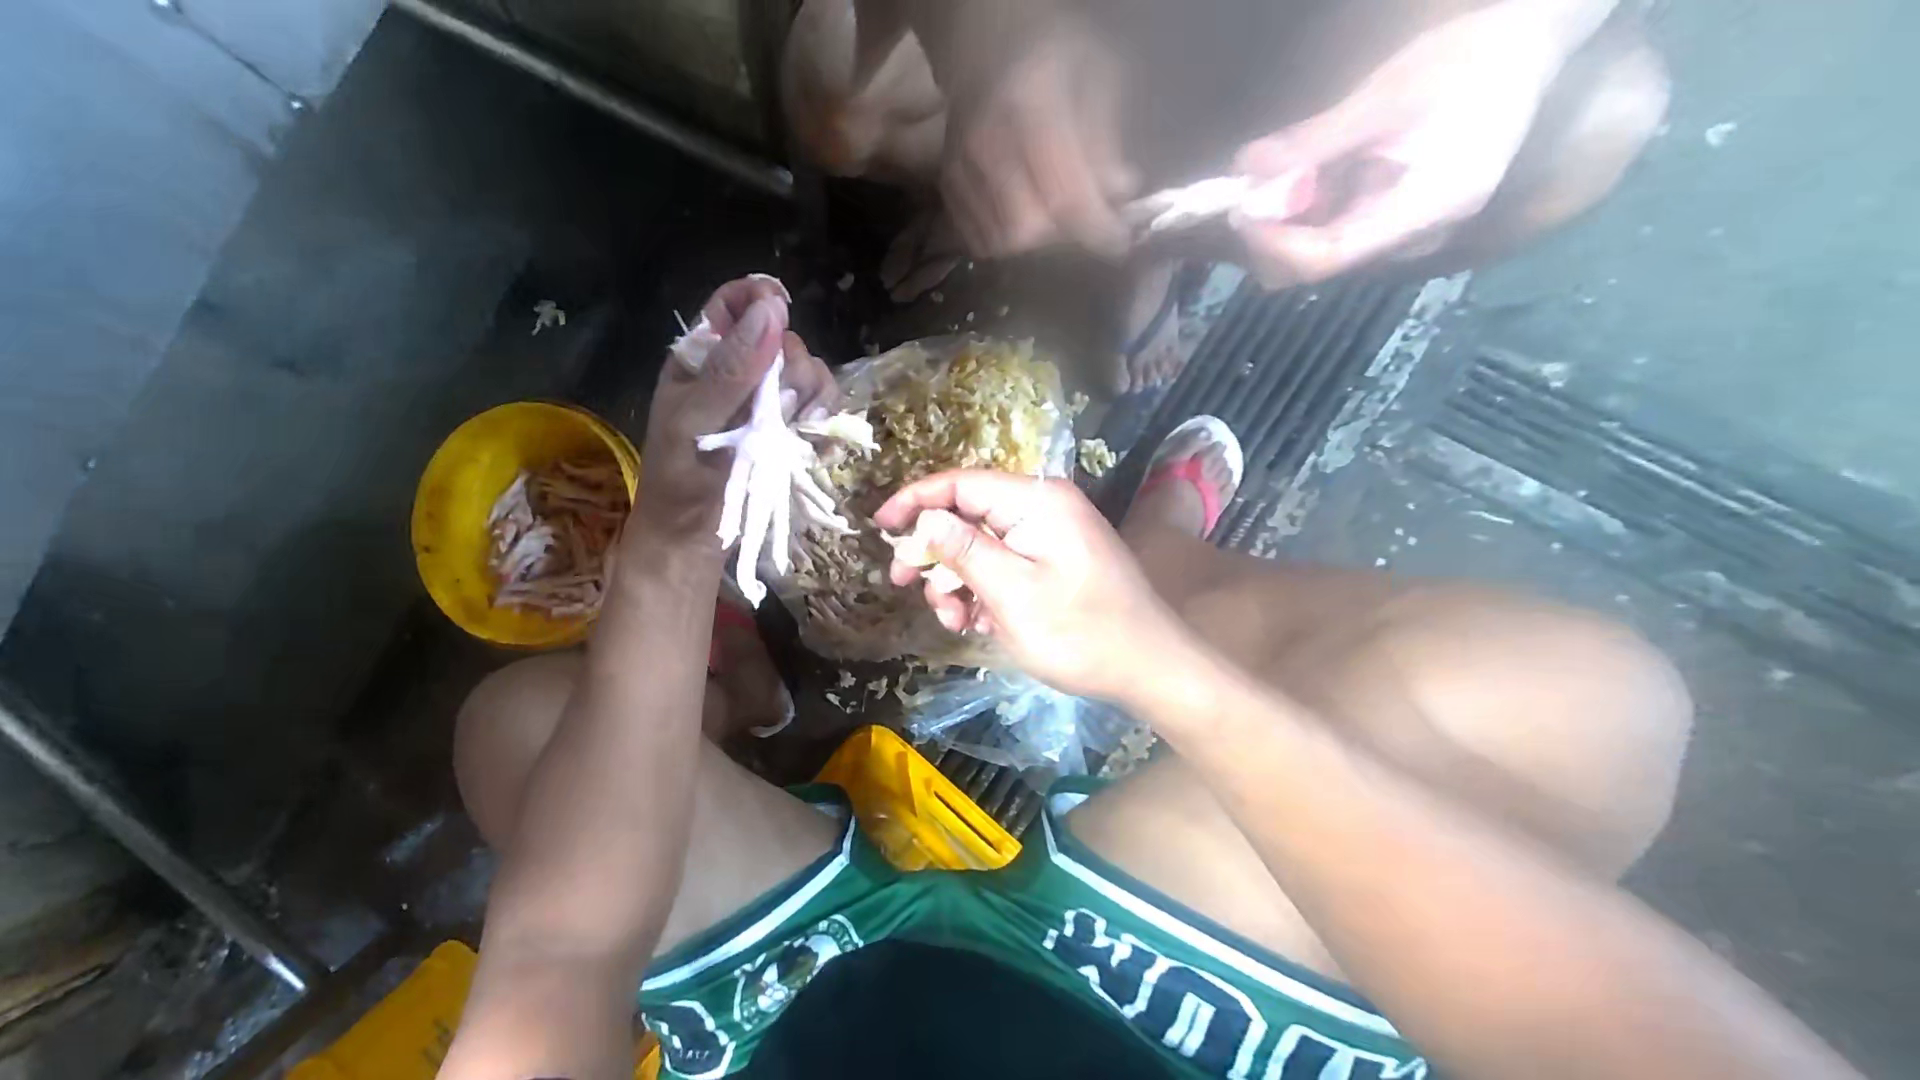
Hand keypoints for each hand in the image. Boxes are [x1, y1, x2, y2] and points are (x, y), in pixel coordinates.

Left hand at [630, 278, 836, 550]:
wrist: (693, 540)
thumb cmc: (679, 479)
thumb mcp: (693, 420)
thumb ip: (731, 367)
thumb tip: (773, 309)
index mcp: (704, 358)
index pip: (735, 304)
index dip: (761, 298)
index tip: (782, 312)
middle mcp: (741, 374)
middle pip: (785, 339)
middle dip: (791, 366)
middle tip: (780, 404)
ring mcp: (769, 404)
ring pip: (811, 374)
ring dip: (813, 397)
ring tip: (798, 429)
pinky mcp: (792, 433)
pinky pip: (824, 411)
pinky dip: (825, 424)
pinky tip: (813, 445)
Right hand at [873, 471, 1191, 700]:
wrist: (1149, 668)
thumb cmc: (1080, 632)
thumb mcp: (1012, 594)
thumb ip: (964, 551)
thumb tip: (924, 520)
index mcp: (1037, 501)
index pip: (961, 483)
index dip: (916, 501)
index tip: (880, 527)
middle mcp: (1043, 508)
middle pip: (968, 515)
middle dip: (935, 553)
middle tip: (906, 586)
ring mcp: (1050, 536)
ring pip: (981, 546)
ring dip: (958, 581)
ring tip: (956, 620)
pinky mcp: (1053, 562)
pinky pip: (1004, 565)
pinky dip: (984, 591)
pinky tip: (980, 623)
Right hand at [937, 15, 1135, 258]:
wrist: (983, 37)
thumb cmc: (1051, 52)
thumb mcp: (1098, 74)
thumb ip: (1107, 140)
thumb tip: (1117, 194)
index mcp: (1029, 104)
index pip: (1063, 193)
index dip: (1096, 229)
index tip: (1120, 242)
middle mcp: (986, 142)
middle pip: (1026, 229)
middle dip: (1061, 235)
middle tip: (1081, 217)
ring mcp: (960, 167)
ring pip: (1002, 242)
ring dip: (1035, 241)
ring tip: (1053, 213)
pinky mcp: (947, 186)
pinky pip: (980, 241)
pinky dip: (1008, 240)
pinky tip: (1025, 214)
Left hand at [1231, 0, 1587, 285]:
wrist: (1525, 51)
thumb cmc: (1468, 62)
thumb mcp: (1386, 96)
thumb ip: (1315, 140)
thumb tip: (1246, 167)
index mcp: (1428, 209)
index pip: (1327, 258)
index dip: (1274, 241)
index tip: (1242, 208)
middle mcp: (1414, 240)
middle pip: (1317, 264)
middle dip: (1273, 233)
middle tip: (1250, 189)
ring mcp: (1403, 237)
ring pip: (1319, 253)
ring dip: (1286, 222)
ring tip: (1280, 173)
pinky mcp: (1393, 226)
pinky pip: (1334, 233)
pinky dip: (1306, 212)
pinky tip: (1306, 175)